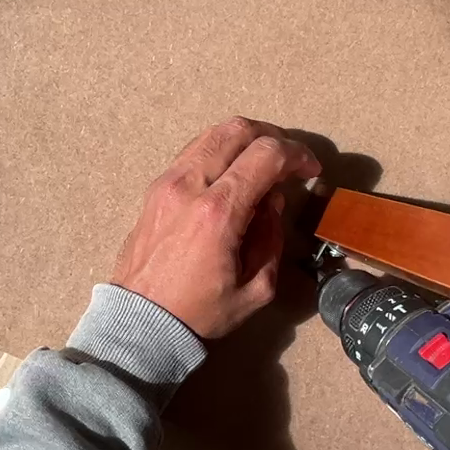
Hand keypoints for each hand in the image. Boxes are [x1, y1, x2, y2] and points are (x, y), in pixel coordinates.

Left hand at [111, 118, 320, 338]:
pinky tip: (232, 176)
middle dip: (274, 137)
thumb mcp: (256, 290)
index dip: (298, 155)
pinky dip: (220, 152)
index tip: (311, 171)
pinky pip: (193, 152)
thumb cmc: (197, 312)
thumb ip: (273, 239)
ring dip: (245, 140)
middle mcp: (190, 185)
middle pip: (238, 129)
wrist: (139, 320)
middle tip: (290, 161)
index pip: (266, 155)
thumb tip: (272, 201)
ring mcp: (167, 182)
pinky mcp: (155, 188)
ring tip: (262, 165)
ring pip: (212, 134)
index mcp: (218, 212)